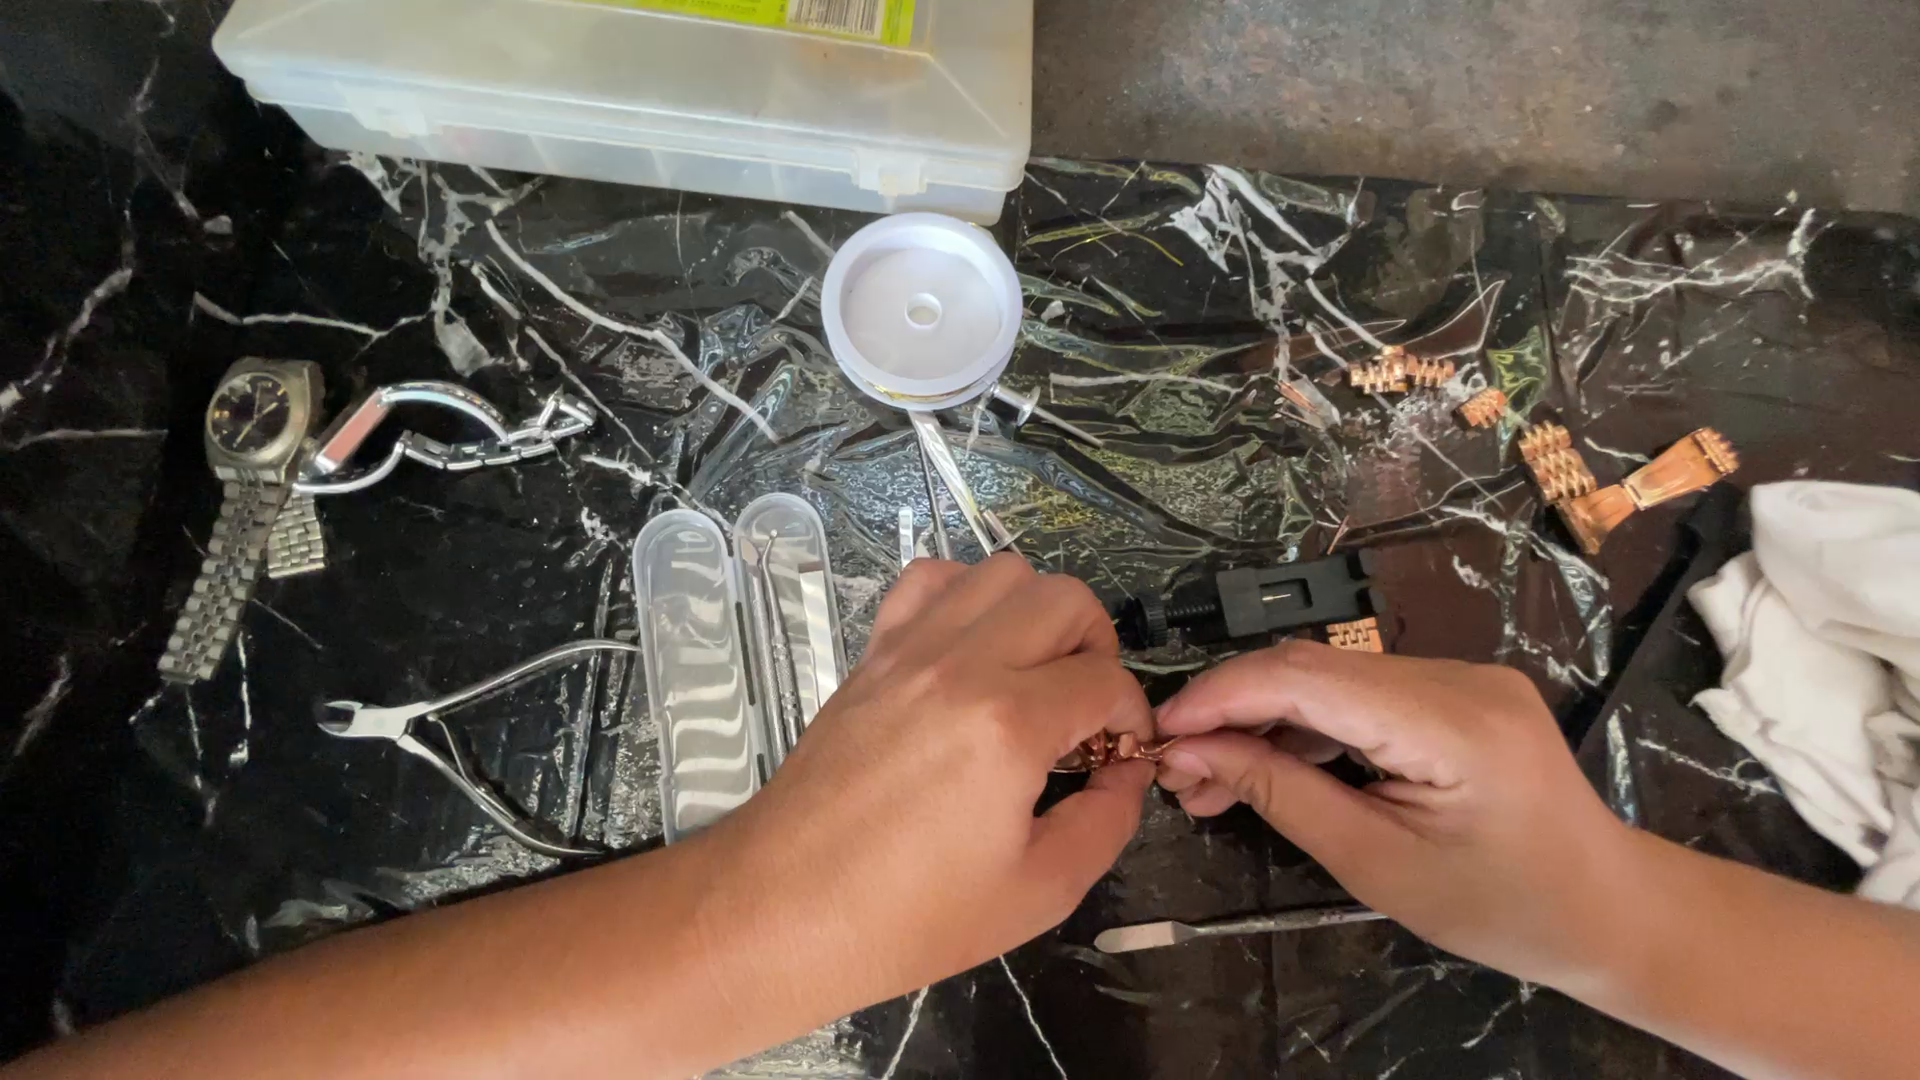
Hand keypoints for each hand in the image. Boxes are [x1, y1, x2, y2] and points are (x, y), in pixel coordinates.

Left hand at [686, 555, 1155, 1023]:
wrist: (783, 906)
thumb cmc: (909, 915)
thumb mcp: (1037, 892)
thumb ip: (1106, 822)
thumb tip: (1127, 771)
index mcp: (1008, 724)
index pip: (1105, 680)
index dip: (1133, 714)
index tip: (1122, 751)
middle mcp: (962, 663)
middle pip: (1064, 598)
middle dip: (1097, 646)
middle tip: (1086, 707)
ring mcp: (911, 647)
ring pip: (1001, 572)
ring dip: (1037, 612)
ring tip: (1032, 671)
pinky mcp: (875, 650)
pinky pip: (928, 580)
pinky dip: (965, 595)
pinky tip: (970, 646)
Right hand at [1154, 641, 1640, 986]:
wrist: (1618, 913)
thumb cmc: (1505, 909)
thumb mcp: (1375, 864)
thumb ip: (1276, 794)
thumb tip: (1188, 754)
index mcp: (1452, 723)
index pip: (1305, 679)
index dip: (1220, 695)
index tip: (1160, 729)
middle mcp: (1453, 675)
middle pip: (1305, 669)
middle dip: (1228, 711)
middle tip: (1176, 765)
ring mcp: (1452, 674)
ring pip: (1319, 679)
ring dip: (1255, 721)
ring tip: (1207, 779)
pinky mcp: (1444, 687)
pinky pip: (1348, 694)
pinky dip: (1296, 728)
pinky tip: (1260, 765)